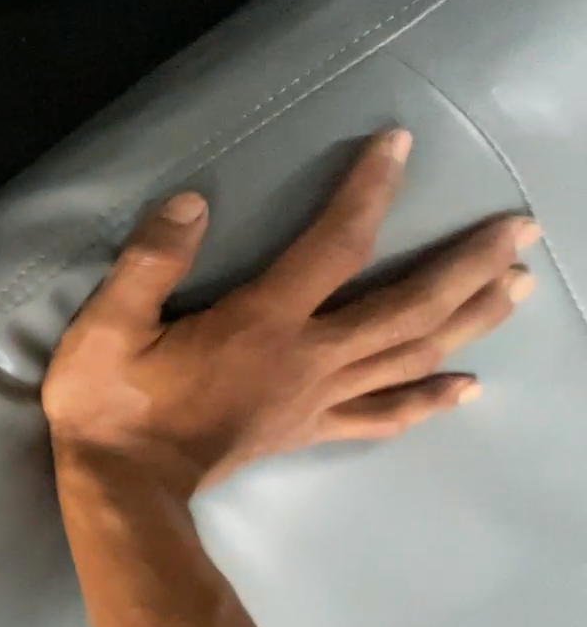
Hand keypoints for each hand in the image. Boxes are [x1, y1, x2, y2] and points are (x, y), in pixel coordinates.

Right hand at [43, 129, 536, 499]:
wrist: (120, 480)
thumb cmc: (108, 398)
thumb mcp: (108, 324)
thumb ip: (149, 263)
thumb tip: (194, 202)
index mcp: (261, 323)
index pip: (333, 246)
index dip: (367, 192)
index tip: (398, 146)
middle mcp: (307, 357)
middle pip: (408, 306)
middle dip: (467, 264)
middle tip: (519, 230)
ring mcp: (313, 399)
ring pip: (412, 355)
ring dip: (471, 319)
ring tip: (517, 287)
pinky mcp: (303, 430)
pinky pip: (383, 416)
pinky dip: (430, 400)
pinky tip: (467, 389)